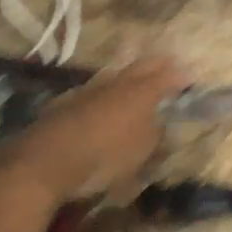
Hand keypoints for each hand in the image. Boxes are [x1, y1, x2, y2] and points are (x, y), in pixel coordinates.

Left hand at [12, 55, 186, 199]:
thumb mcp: (142, 152)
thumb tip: (161, 124)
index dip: (183, 76)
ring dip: (125, 78)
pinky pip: (88, 93)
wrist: (40, 166)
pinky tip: (95, 104)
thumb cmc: (103, 157)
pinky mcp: (61, 105)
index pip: (172, 74)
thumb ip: (157, 133)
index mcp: (144, 90)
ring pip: (113, 75)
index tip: (192, 81)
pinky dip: (98, 96)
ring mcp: (87, 90)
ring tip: (131, 85)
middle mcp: (118, 82)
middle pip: (143, 64)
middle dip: (158, 65)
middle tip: (168, 68)